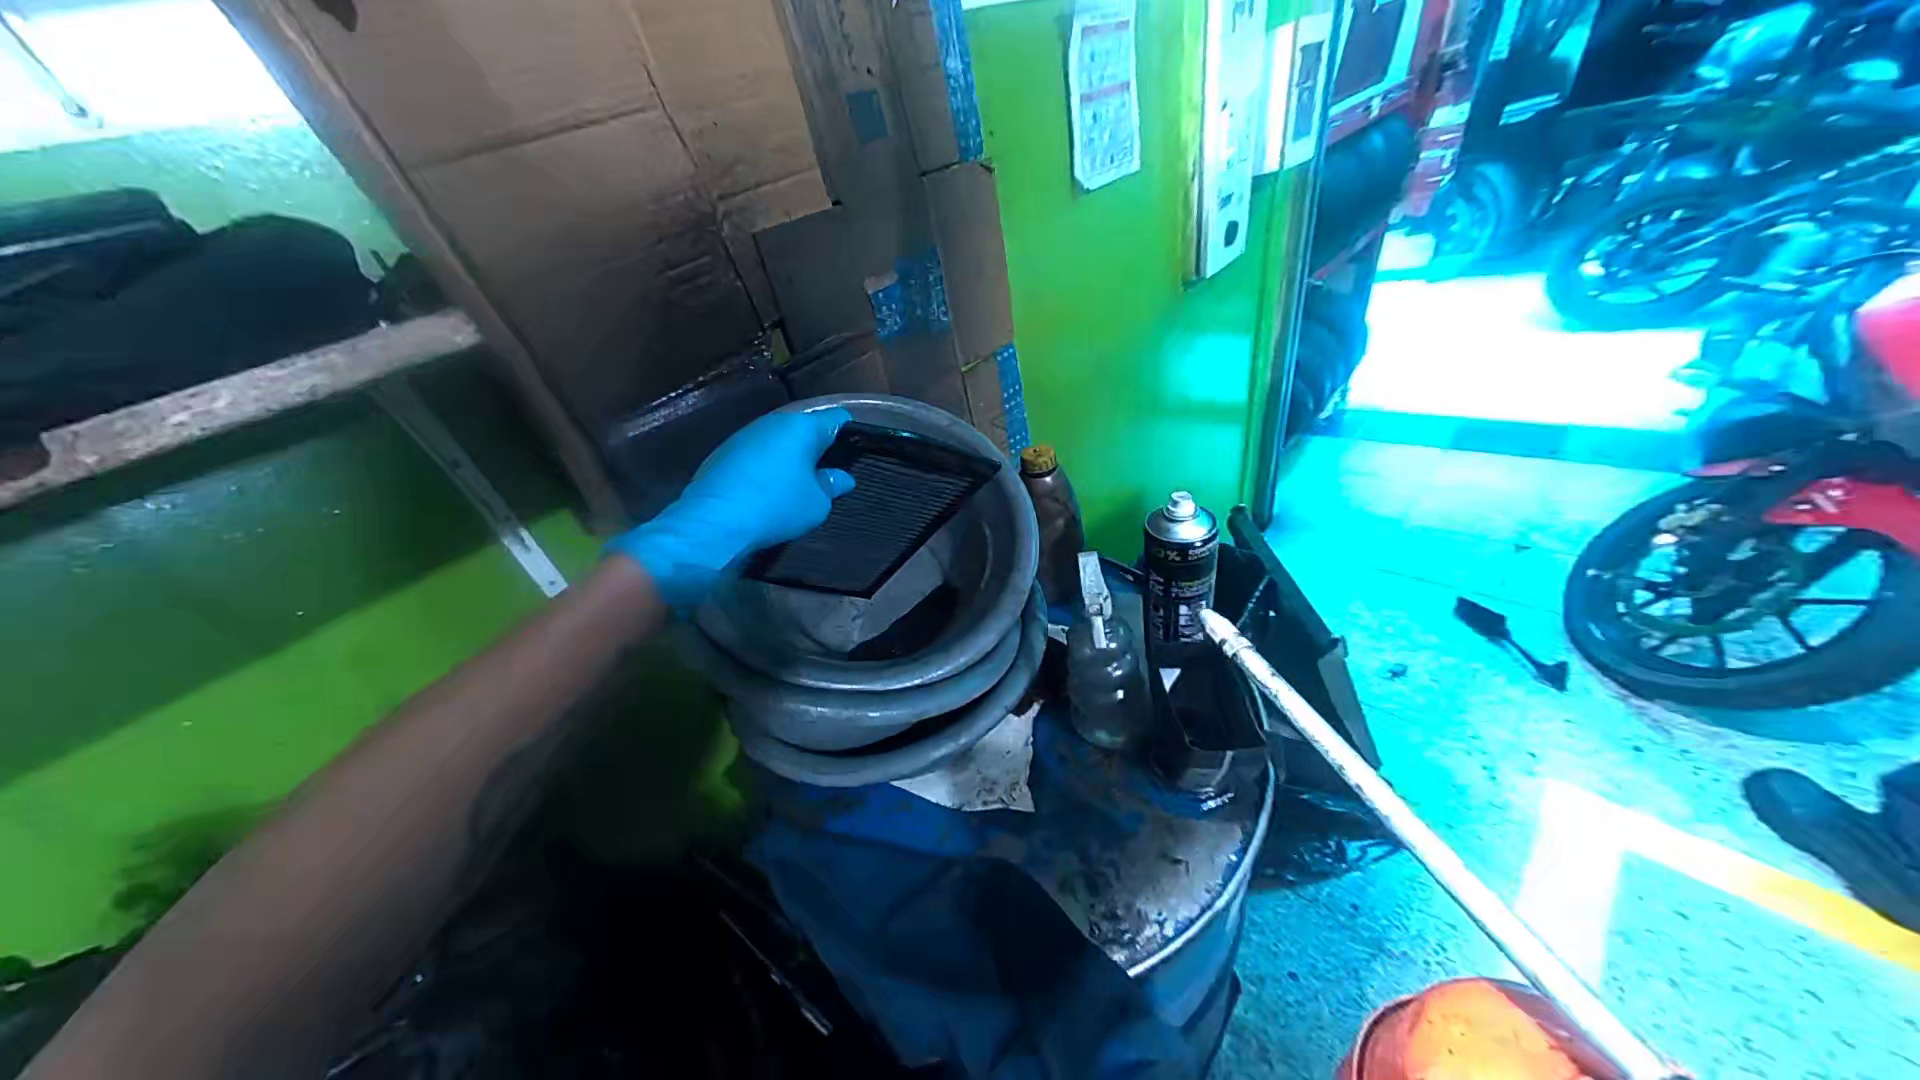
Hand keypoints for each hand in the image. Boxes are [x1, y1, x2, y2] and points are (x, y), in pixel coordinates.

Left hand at [608, 407, 855, 605]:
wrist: (713, 523)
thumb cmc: (776, 507)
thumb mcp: (817, 504)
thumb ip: (831, 486)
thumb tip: (840, 478)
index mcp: (801, 427)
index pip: (837, 419)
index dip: (850, 435)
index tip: (856, 456)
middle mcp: (772, 422)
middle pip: (805, 429)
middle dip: (818, 449)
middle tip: (829, 476)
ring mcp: (744, 435)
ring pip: (778, 441)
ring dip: (791, 459)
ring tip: (799, 486)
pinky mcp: (723, 453)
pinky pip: (756, 455)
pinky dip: (767, 468)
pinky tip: (768, 492)